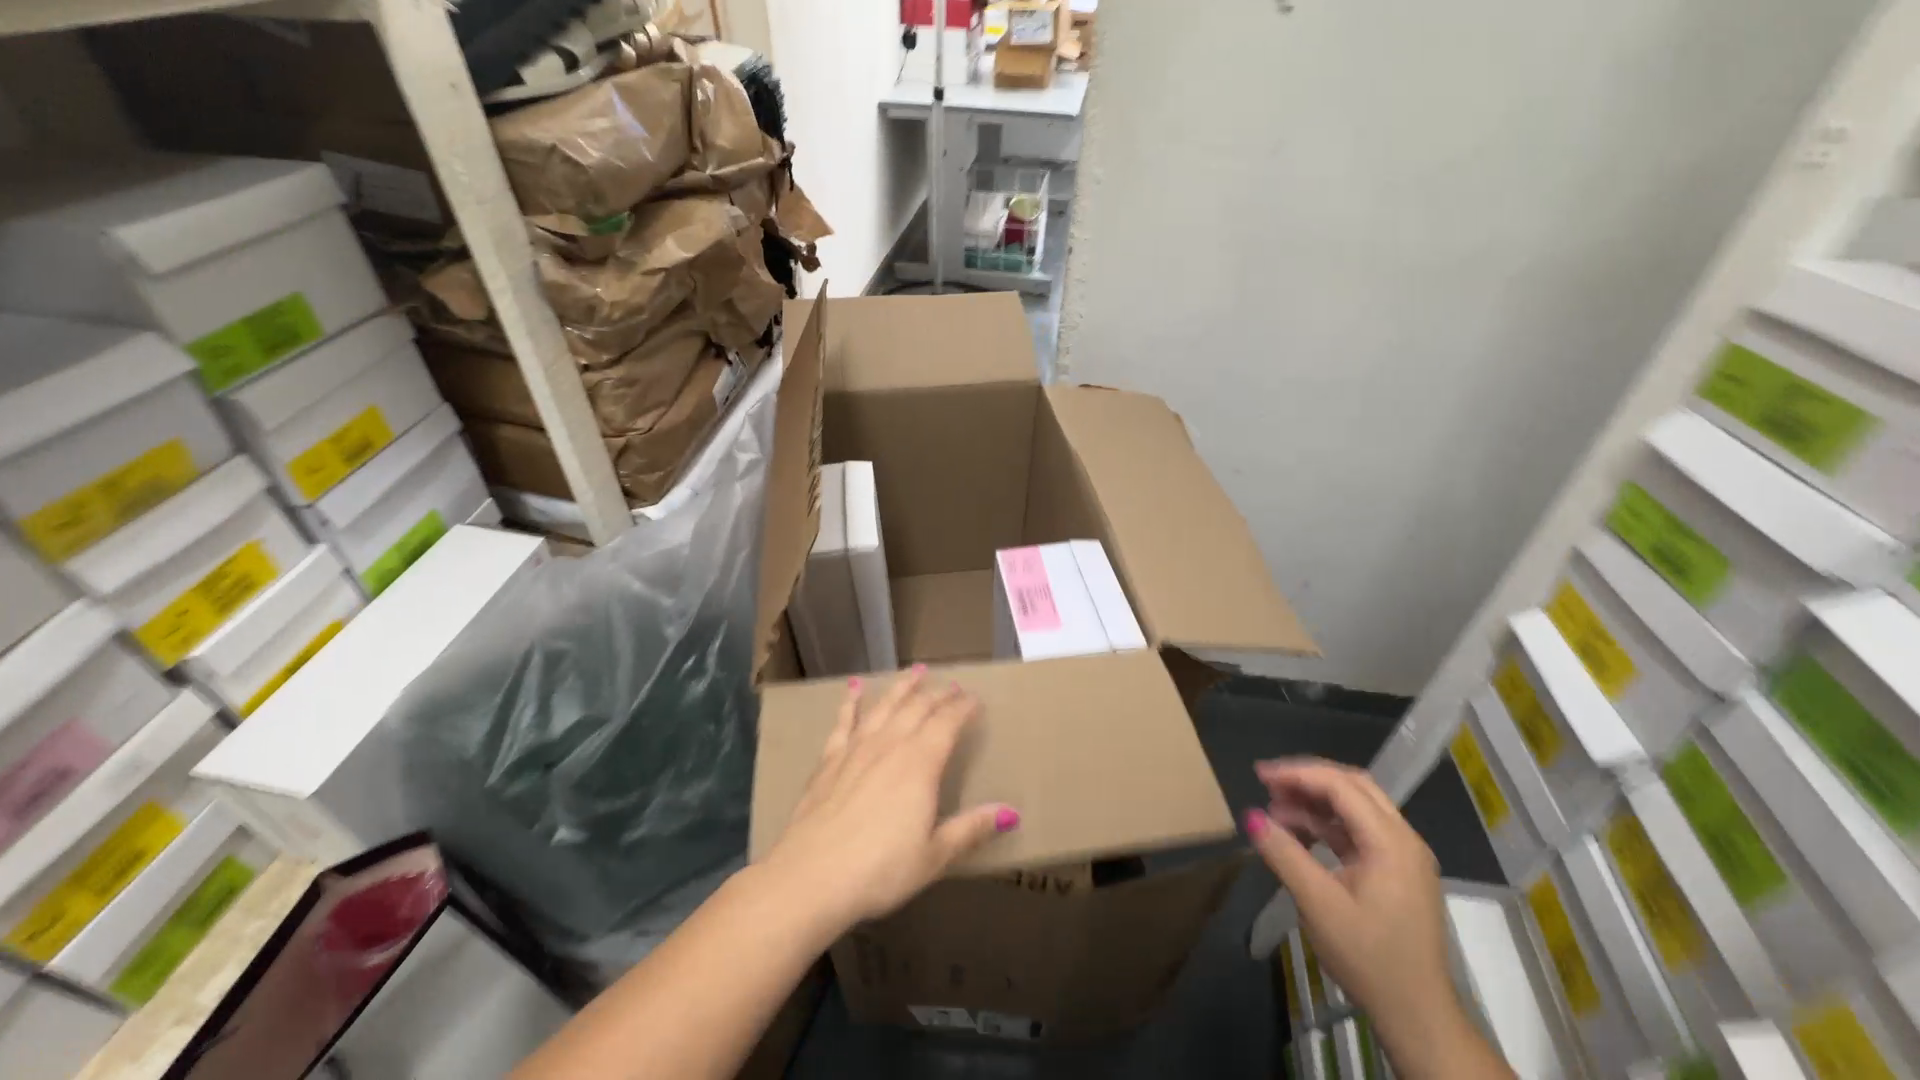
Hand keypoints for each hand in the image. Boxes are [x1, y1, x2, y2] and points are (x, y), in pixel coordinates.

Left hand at [760, 668, 1019, 932]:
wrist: (811, 877)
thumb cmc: (880, 870)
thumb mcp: (934, 856)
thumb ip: (970, 829)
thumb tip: (1009, 812)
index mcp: (920, 765)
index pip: (947, 724)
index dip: (963, 708)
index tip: (975, 700)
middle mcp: (889, 746)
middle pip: (917, 709)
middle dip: (938, 695)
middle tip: (952, 686)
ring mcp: (855, 750)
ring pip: (884, 707)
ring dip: (902, 687)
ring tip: (916, 671)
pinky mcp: (828, 762)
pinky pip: (844, 722)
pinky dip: (851, 702)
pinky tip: (855, 688)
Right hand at [1245, 759, 1461, 1051]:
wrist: (1416, 1012)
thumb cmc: (1368, 957)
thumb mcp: (1318, 905)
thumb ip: (1285, 855)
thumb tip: (1251, 817)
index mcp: (1391, 842)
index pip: (1342, 786)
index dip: (1298, 774)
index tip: (1259, 775)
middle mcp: (1404, 839)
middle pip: (1355, 788)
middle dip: (1308, 780)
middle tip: (1267, 784)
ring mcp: (1404, 857)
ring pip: (1358, 809)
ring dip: (1317, 803)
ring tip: (1276, 810)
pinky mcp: (1398, 874)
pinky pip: (1361, 833)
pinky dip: (1329, 826)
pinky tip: (1300, 834)